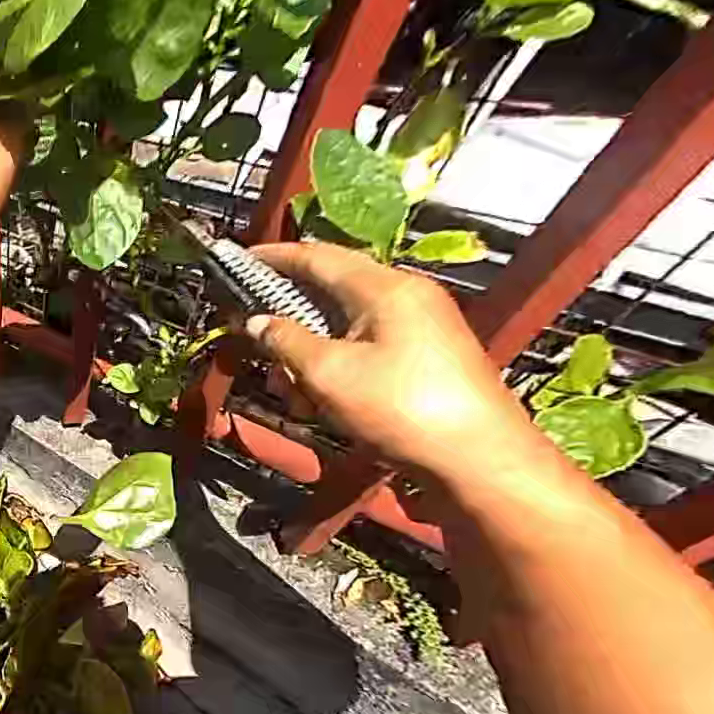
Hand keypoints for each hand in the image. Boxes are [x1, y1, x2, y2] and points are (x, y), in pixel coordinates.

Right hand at [242, 243, 555, 489]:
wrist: (474, 456)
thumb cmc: (400, 407)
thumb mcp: (327, 372)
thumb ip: (285, 340)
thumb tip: (256, 322)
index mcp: (386, 289)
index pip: (319, 257)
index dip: (274, 257)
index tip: (239, 259)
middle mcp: (403, 296)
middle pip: (327, 289)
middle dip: (284, 314)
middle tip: (249, 331)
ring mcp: (414, 324)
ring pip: (338, 322)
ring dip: (302, 349)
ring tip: (286, 383)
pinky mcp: (416, 352)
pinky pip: (356, 343)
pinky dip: (326, 361)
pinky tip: (313, 395)